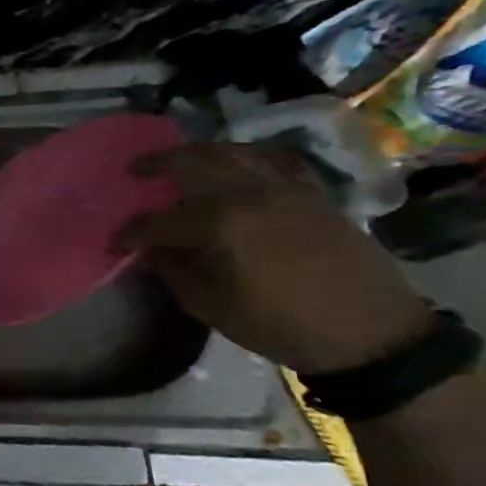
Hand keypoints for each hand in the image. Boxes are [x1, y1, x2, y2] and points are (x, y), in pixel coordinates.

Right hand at [116, 144, 435, 374]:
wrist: (371, 333)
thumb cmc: (282, 325)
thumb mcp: (212, 306)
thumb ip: (176, 271)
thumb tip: (154, 251)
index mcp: (222, 224)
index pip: (160, 220)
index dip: (132, 232)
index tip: (115, 242)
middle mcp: (252, 194)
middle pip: (195, 162)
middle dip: (158, 164)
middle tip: (135, 171)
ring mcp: (286, 189)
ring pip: (234, 152)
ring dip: (198, 152)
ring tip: (179, 160)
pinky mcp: (312, 194)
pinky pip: (272, 161)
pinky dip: (245, 157)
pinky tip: (234, 165)